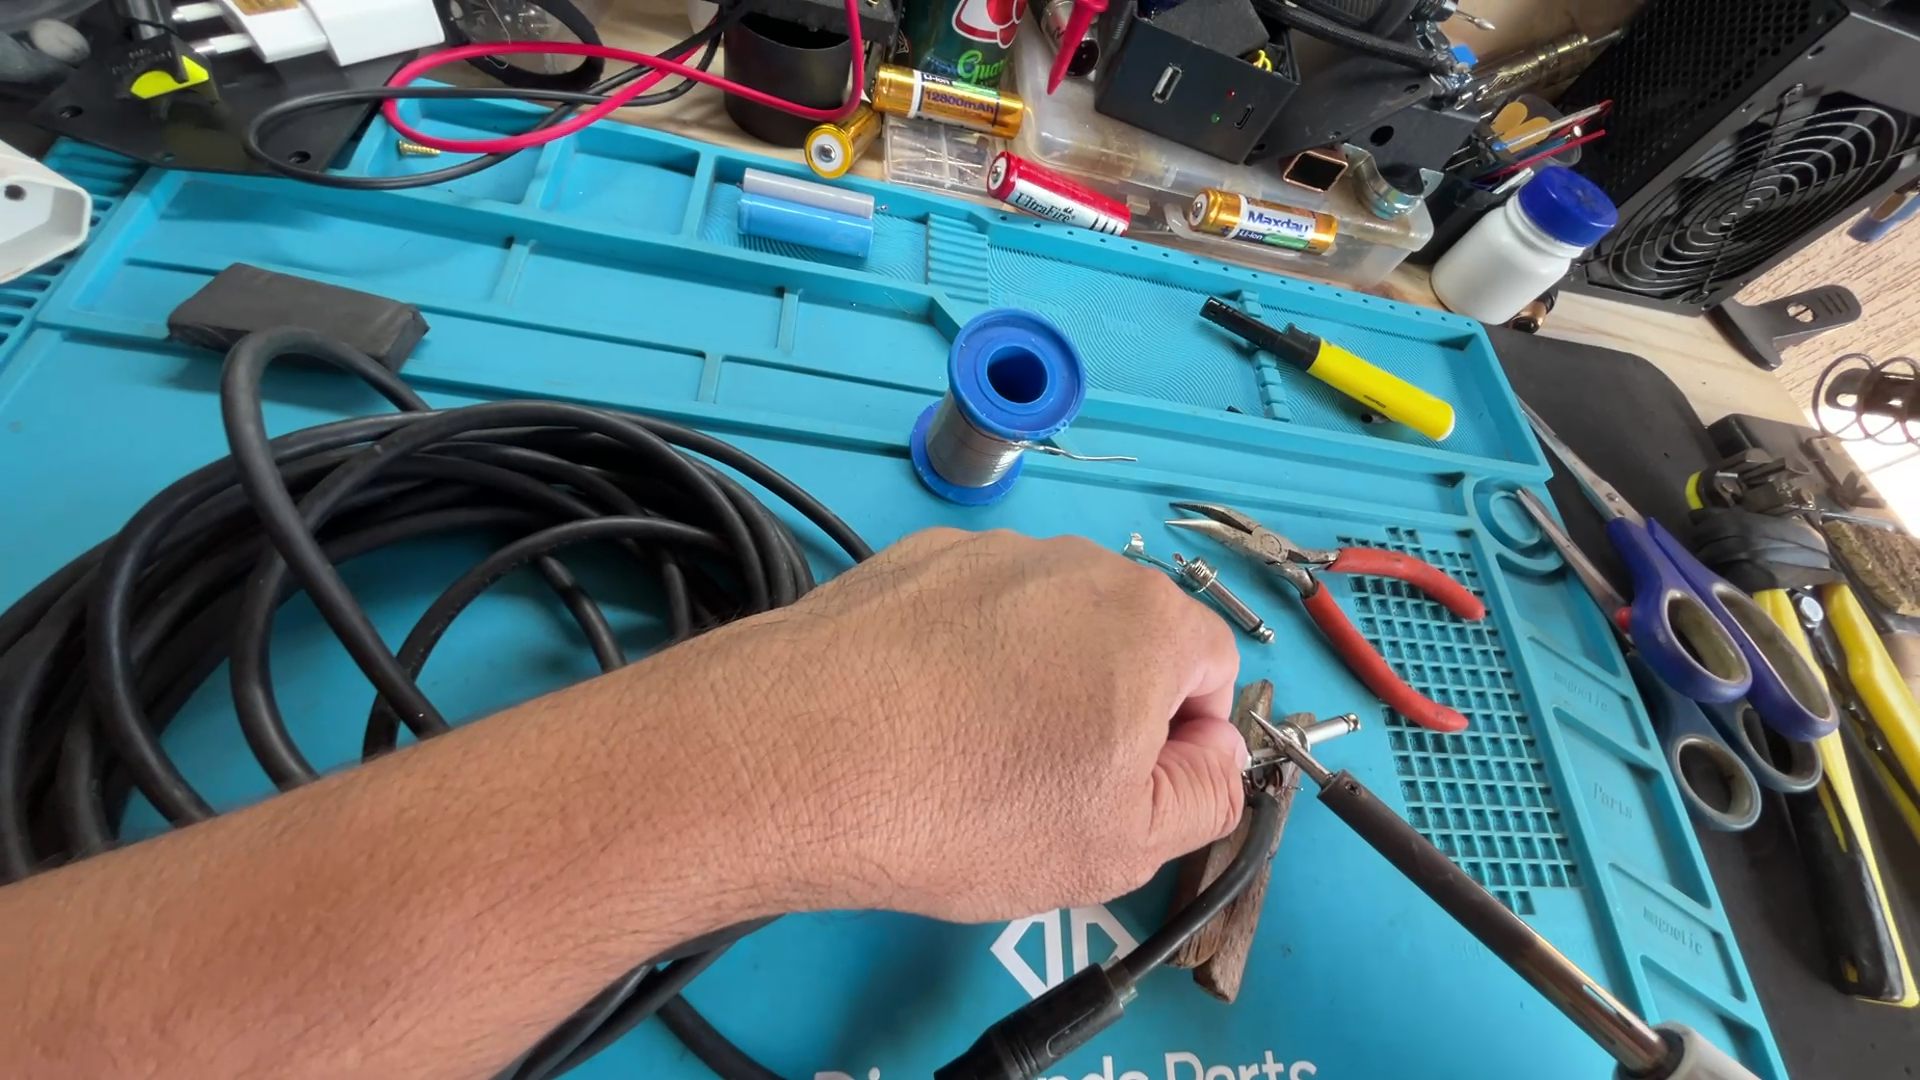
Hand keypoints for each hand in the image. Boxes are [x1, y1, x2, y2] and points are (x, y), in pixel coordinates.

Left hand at [634, 527, 1247, 922]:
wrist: (798, 751)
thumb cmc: (976, 803)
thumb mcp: (1126, 842)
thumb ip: (1208, 795)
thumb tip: (1214, 752)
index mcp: (1146, 616)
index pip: (1213, 670)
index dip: (1183, 741)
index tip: (1125, 787)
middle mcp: (1070, 560)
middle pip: (1124, 639)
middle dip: (1108, 706)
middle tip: (1044, 777)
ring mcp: (982, 551)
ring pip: (1042, 622)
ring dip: (1031, 677)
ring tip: (966, 746)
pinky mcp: (910, 559)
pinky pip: (969, 609)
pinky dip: (963, 653)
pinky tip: (914, 707)